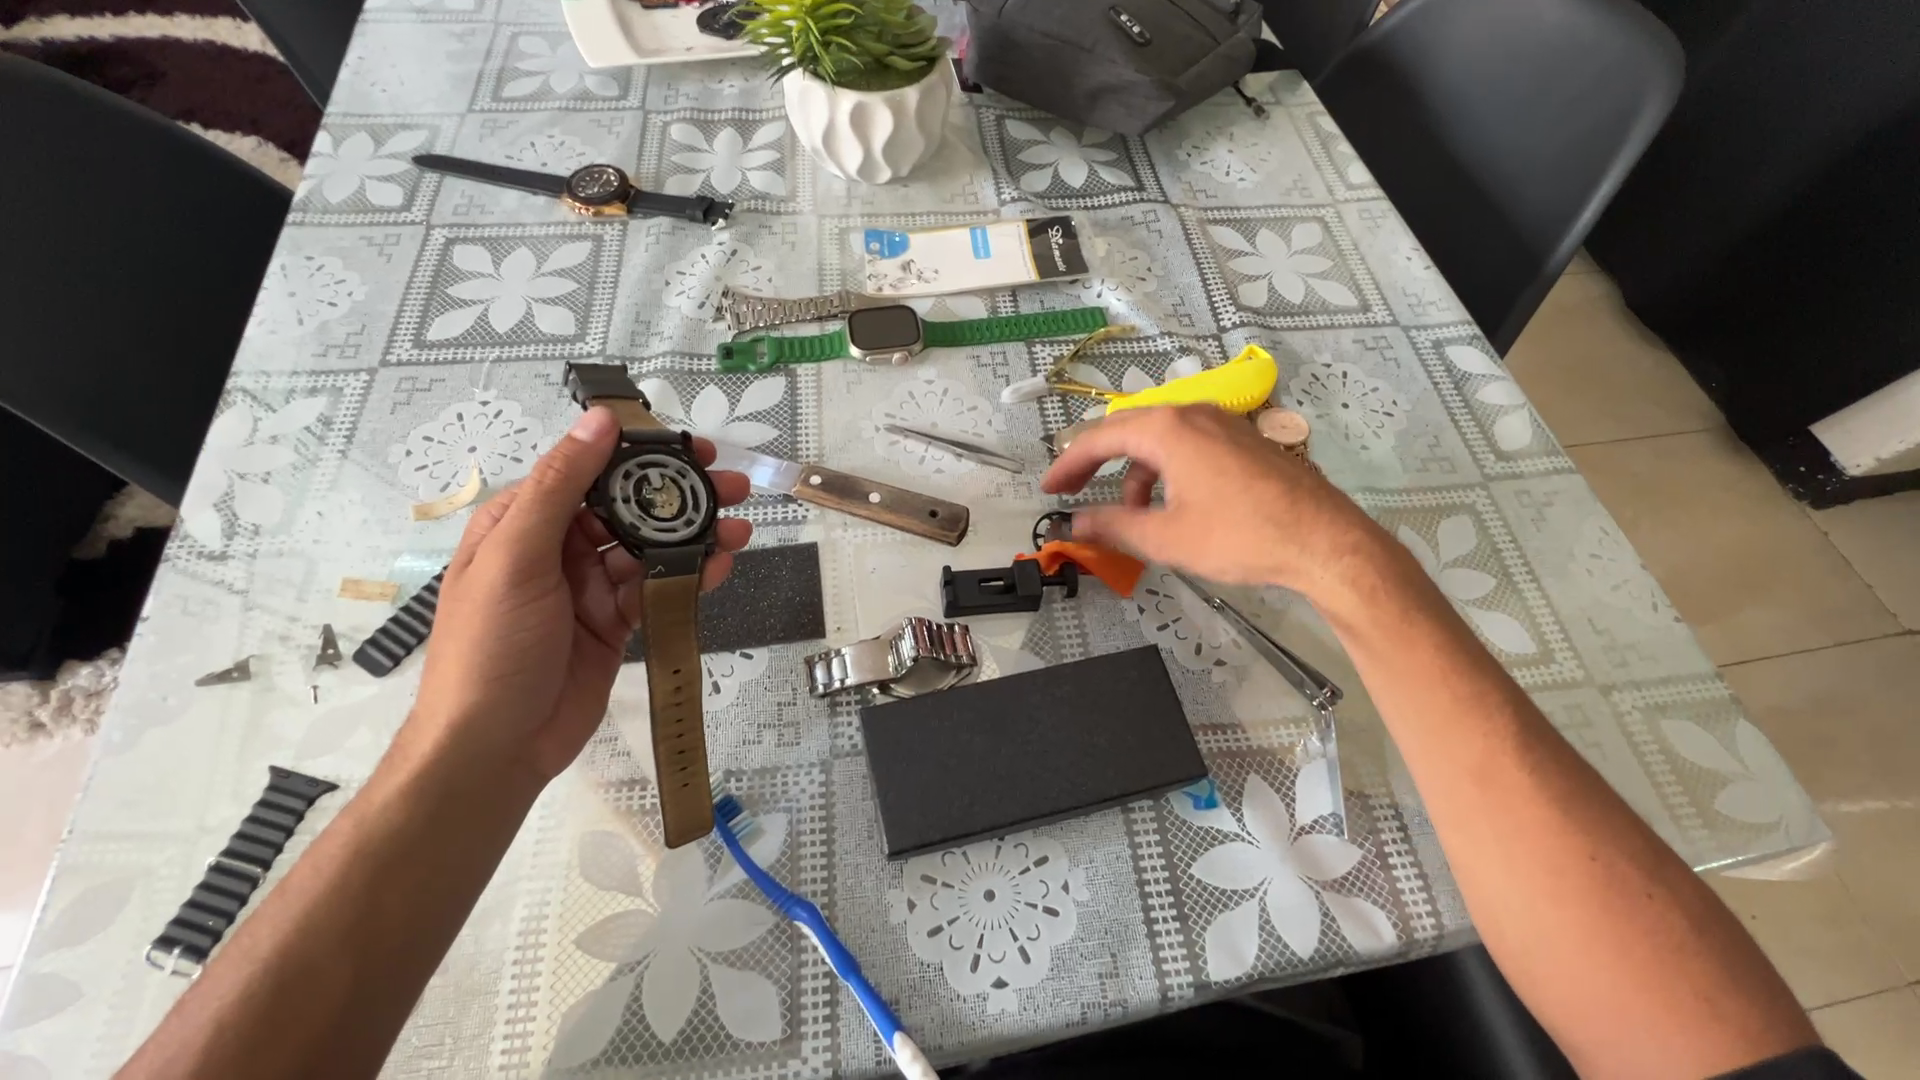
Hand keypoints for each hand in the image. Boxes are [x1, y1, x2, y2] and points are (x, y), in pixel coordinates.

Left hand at [402, 406, 750, 784]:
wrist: (495, 748)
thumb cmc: (492, 646)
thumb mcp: (517, 557)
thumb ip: (560, 487)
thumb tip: (600, 419)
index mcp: (523, 522)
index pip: (587, 470)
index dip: (639, 454)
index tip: (691, 447)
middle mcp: (558, 548)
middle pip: (627, 507)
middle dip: (679, 495)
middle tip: (733, 485)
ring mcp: (590, 587)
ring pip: (650, 548)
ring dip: (695, 536)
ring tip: (741, 528)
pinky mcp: (616, 622)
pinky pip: (658, 588)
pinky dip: (691, 577)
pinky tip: (721, 568)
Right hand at [1040, 405, 1402, 597]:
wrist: (1323, 541)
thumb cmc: (1239, 537)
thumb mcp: (1165, 538)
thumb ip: (1112, 526)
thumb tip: (1074, 524)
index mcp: (1168, 429)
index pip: (1099, 437)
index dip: (1067, 463)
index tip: (1048, 489)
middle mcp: (1193, 413)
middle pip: (1127, 429)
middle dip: (1095, 461)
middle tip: (1072, 490)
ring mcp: (1223, 423)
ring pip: (1160, 438)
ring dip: (1134, 472)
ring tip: (1130, 513)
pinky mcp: (1244, 440)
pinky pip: (1188, 444)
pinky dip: (1166, 469)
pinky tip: (1173, 505)